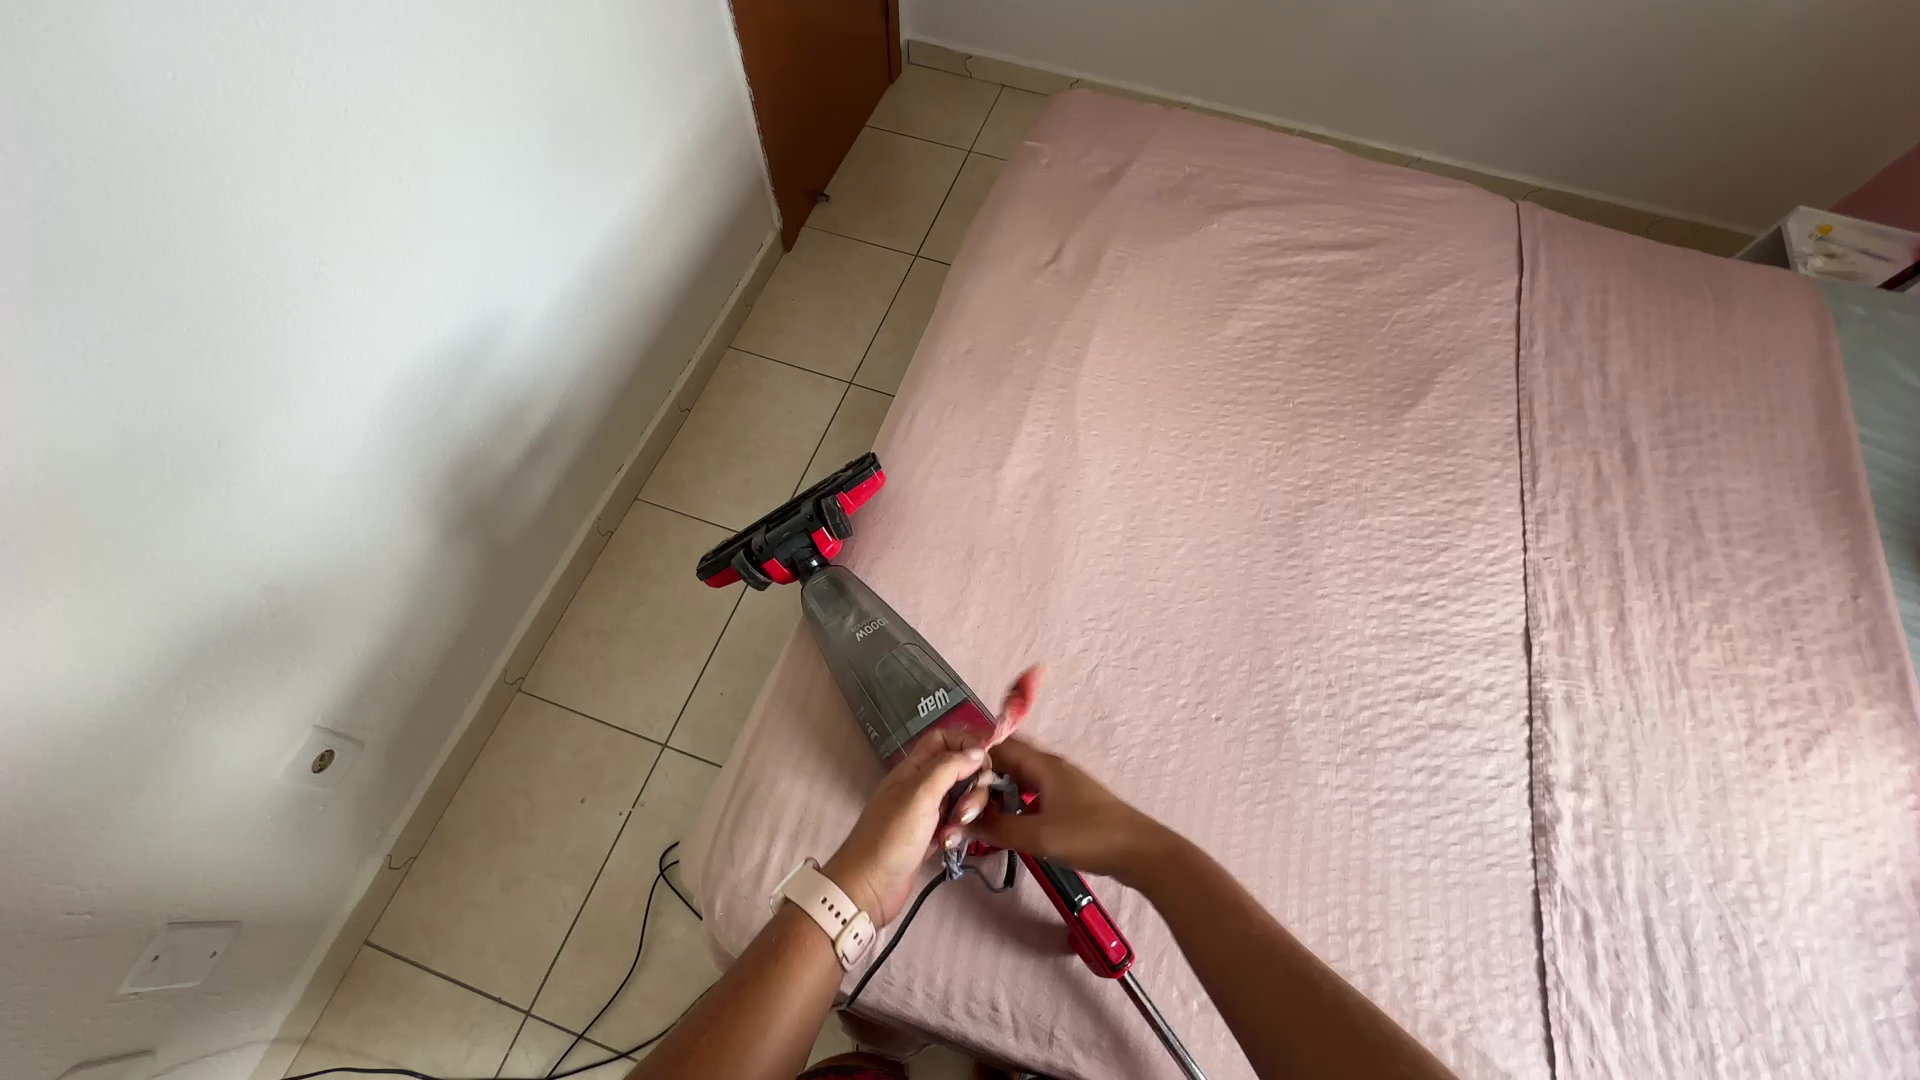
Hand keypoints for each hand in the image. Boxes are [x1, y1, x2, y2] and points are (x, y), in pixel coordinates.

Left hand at [824, 727, 991, 925]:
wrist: (868, 887)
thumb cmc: (891, 836)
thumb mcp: (920, 795)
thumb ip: (949, 767)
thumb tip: (978, 750)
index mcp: (913, 768)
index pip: (944, 739)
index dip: (966, 744)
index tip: (986, 762)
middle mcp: (921, 785)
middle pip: (959, 770)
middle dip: (973, 787)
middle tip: (967, 810)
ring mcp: (927, 811)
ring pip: (961, 798)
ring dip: (966, 813)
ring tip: (954, 832)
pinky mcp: (932, 835)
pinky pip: (957, 823)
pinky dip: (958, 832)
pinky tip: (949, 845)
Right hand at [969, 737, 1175, 886]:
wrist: (1140, 852)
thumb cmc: (1088, 836)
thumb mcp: (1037, 836)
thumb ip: (998, 827)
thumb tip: (963, 821)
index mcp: (1042, 765)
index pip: (1000, 746)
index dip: (974, 755)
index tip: (948, 769)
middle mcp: (1050, 767)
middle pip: (1008, 762)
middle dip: (982, 776)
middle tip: (956, 796)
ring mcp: (1061, 784)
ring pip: (1020, 779)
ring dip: (998, 791)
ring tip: (973, 810)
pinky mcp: (1068, 803)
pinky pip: (1031, 794)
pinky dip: (1014, 803)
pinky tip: (1004, 822)